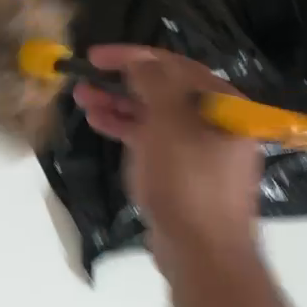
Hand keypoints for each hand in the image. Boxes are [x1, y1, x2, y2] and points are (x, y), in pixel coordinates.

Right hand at [72, 45, 261, 274]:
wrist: (202, 250)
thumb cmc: (187, 181)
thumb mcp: (168, 123)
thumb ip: (155, 83)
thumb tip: (141, 60)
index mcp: (222, 102)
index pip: (173, 65)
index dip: (131, 56)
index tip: (94, 56)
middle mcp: (215, 120)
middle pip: (163, 90)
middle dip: (121, 82)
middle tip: (85, 81)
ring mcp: (199, 148)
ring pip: (154, 116)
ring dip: (119, 105)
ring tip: (84, 102)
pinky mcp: (184, 172)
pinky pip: (153, 140)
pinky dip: (128, 130)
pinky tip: (102, 124)